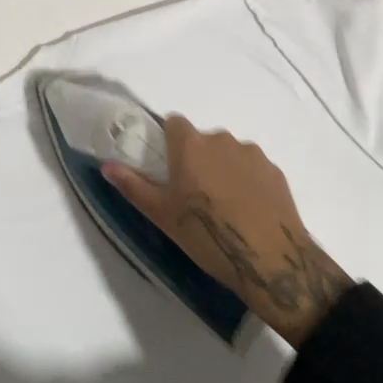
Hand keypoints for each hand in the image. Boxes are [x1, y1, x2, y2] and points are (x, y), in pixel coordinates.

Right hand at [104, 115, 352, 346]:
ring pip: (229, 153)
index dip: (169, 141)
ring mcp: (252, 154)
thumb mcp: (162, 215)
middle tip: (193, 195)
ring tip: (224, 207)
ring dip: (223, 169)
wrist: (270, 259)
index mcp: (191, 145)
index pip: (175, 123)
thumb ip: (133, 185)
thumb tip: (107, 165)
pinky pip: (253, 168)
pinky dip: (247, 182)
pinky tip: (247, 211)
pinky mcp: (276, 171)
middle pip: (203, 140)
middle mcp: (221, 140)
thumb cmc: (206, 235)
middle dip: (197, 159)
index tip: (168, 167)